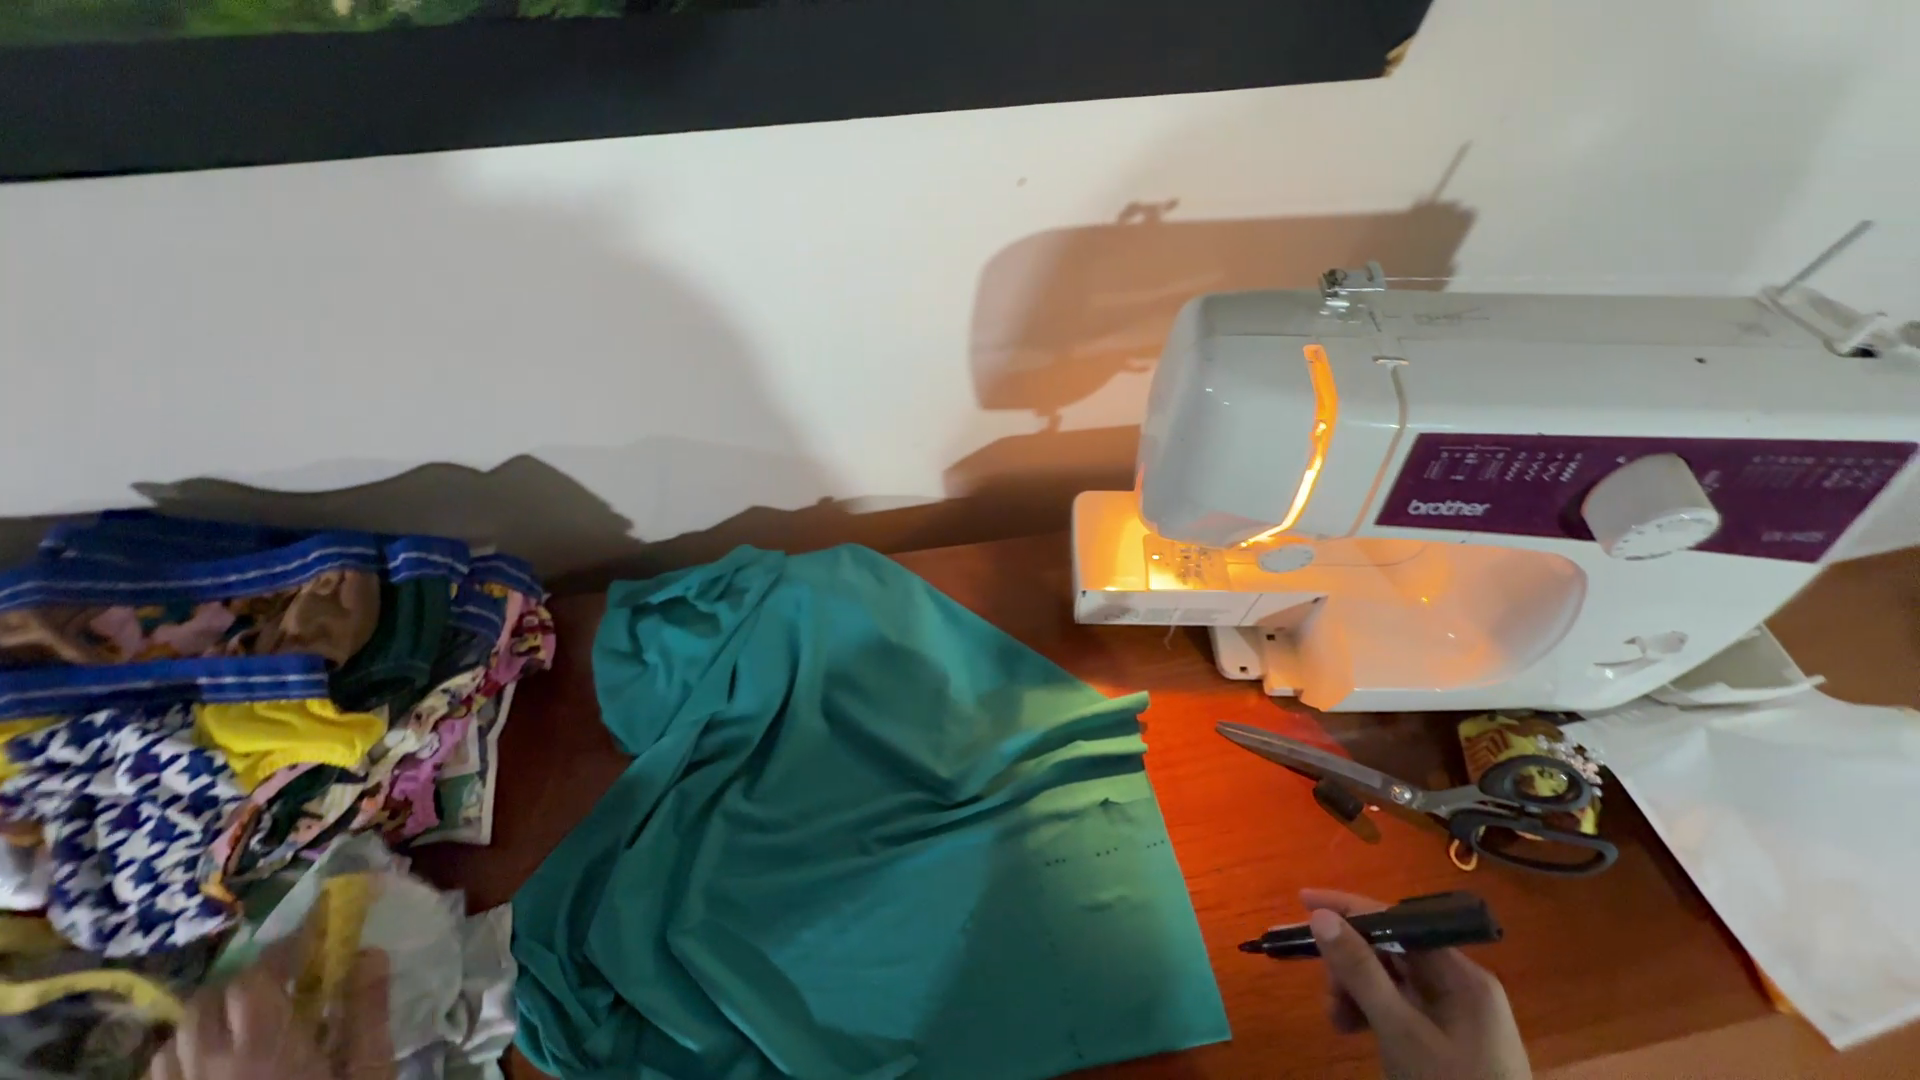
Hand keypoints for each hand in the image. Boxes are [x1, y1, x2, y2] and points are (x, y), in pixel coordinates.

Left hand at [146, 944, 392, 1079]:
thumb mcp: (368, 1071)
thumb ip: (367, 1010)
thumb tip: (368, 953)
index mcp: (265, 1049)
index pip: (259, 978)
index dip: (286, 949)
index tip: (315, 931)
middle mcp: (211, 1067)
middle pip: (213, 1000)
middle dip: (252, 978)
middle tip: (291, 976)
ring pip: (179, 1033)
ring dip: (214, 1011)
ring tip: (251, 1012)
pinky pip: (161, 1068)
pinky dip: (186, 1047)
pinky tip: (217, 1054)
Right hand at [1301, 890, 1529, 1079]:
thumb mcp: (1400, 1033)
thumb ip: (1361, 972)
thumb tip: (1320, 916)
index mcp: (1462, 975)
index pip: (1397, 921)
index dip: (1348, 909)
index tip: (1302, 902)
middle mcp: (1461, 985)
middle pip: (1390, 951)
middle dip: (1350, 964)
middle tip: (1326, 994)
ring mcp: (1455, 1013)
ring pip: (1390, 980)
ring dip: (1356, 992)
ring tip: (1337, 1021)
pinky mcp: (1446, 1038)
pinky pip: (1398, 1006)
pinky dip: (1370, 1012)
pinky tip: (1352, 1030)